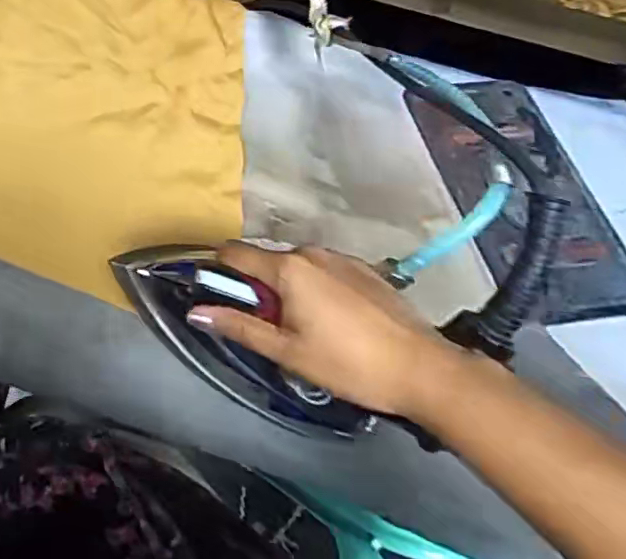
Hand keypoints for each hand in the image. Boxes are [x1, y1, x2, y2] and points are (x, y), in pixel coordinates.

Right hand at [188, 242, 468, 417]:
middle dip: (260, 286)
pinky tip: (339, 319)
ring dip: (289, 285)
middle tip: (274, 324)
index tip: (222, 296)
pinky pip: (324, 269)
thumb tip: (194, 312)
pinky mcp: (366, 269)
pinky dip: (318, 286)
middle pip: (265, 260)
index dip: (220, 271)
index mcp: (286, 268)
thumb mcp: (288, 352)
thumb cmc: (351, 364)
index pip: (233, 253)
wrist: (432, 373)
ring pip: (296, 265)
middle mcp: (309, 252)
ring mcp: (341, 258)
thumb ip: (239, 326)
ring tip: (309, 325)